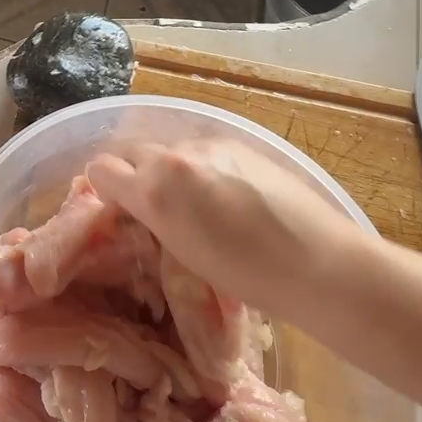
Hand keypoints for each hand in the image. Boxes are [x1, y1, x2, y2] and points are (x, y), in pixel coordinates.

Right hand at [86, 140, 370, 314]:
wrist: (321, 265)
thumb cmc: (249, 277)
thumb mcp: (181, 253)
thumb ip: (150, 216)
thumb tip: (138, 205)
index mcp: (154, 191)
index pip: (100, 168)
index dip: (104, 187)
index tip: (118, 207)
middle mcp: (173, 159)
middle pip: (130, 152)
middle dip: (133, 174)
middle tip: (153, 206)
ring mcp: (207, 147)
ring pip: (168, 151)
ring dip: (170, 170)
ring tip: (197, 203)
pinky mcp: (237, 143)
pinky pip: (201, 150)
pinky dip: (201, 167)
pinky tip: (228, 195)